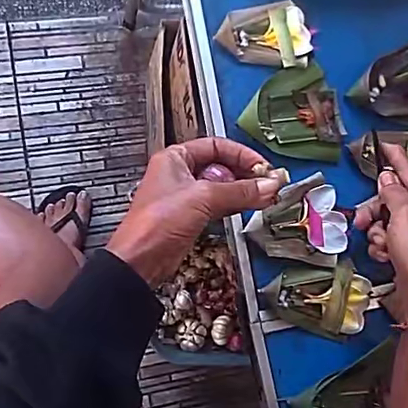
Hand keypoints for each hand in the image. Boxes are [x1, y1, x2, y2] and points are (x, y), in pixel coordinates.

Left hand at [107, 137, 283, 285]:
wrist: (140, 261)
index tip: (262, 167)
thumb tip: (267, 184)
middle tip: (267, 183)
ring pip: (222, 187)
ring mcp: (186, 197)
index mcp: (175, 158)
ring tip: (264, 196)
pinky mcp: (191, 218)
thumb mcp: (203, 198)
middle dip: (246, 174)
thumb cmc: (153, 224)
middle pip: (222, 167)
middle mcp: (179, 175)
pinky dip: (236, 205)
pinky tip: (250, 208)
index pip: (216, 146)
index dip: (242, 154)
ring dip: (244, 191)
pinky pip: (219, 205)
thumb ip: (240, 190)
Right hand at [353, 140, 407, 321]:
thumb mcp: (403, 214)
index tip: (385, 145)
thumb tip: (387, 179)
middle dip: (376, 209)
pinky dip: (382, 245)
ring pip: (386, 219)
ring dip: (378, 231)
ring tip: (382, 243)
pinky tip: (385, 254)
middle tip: (365, 220)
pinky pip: (388, 238)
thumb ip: (392, 192)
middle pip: (393, 198)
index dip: (395, 157)